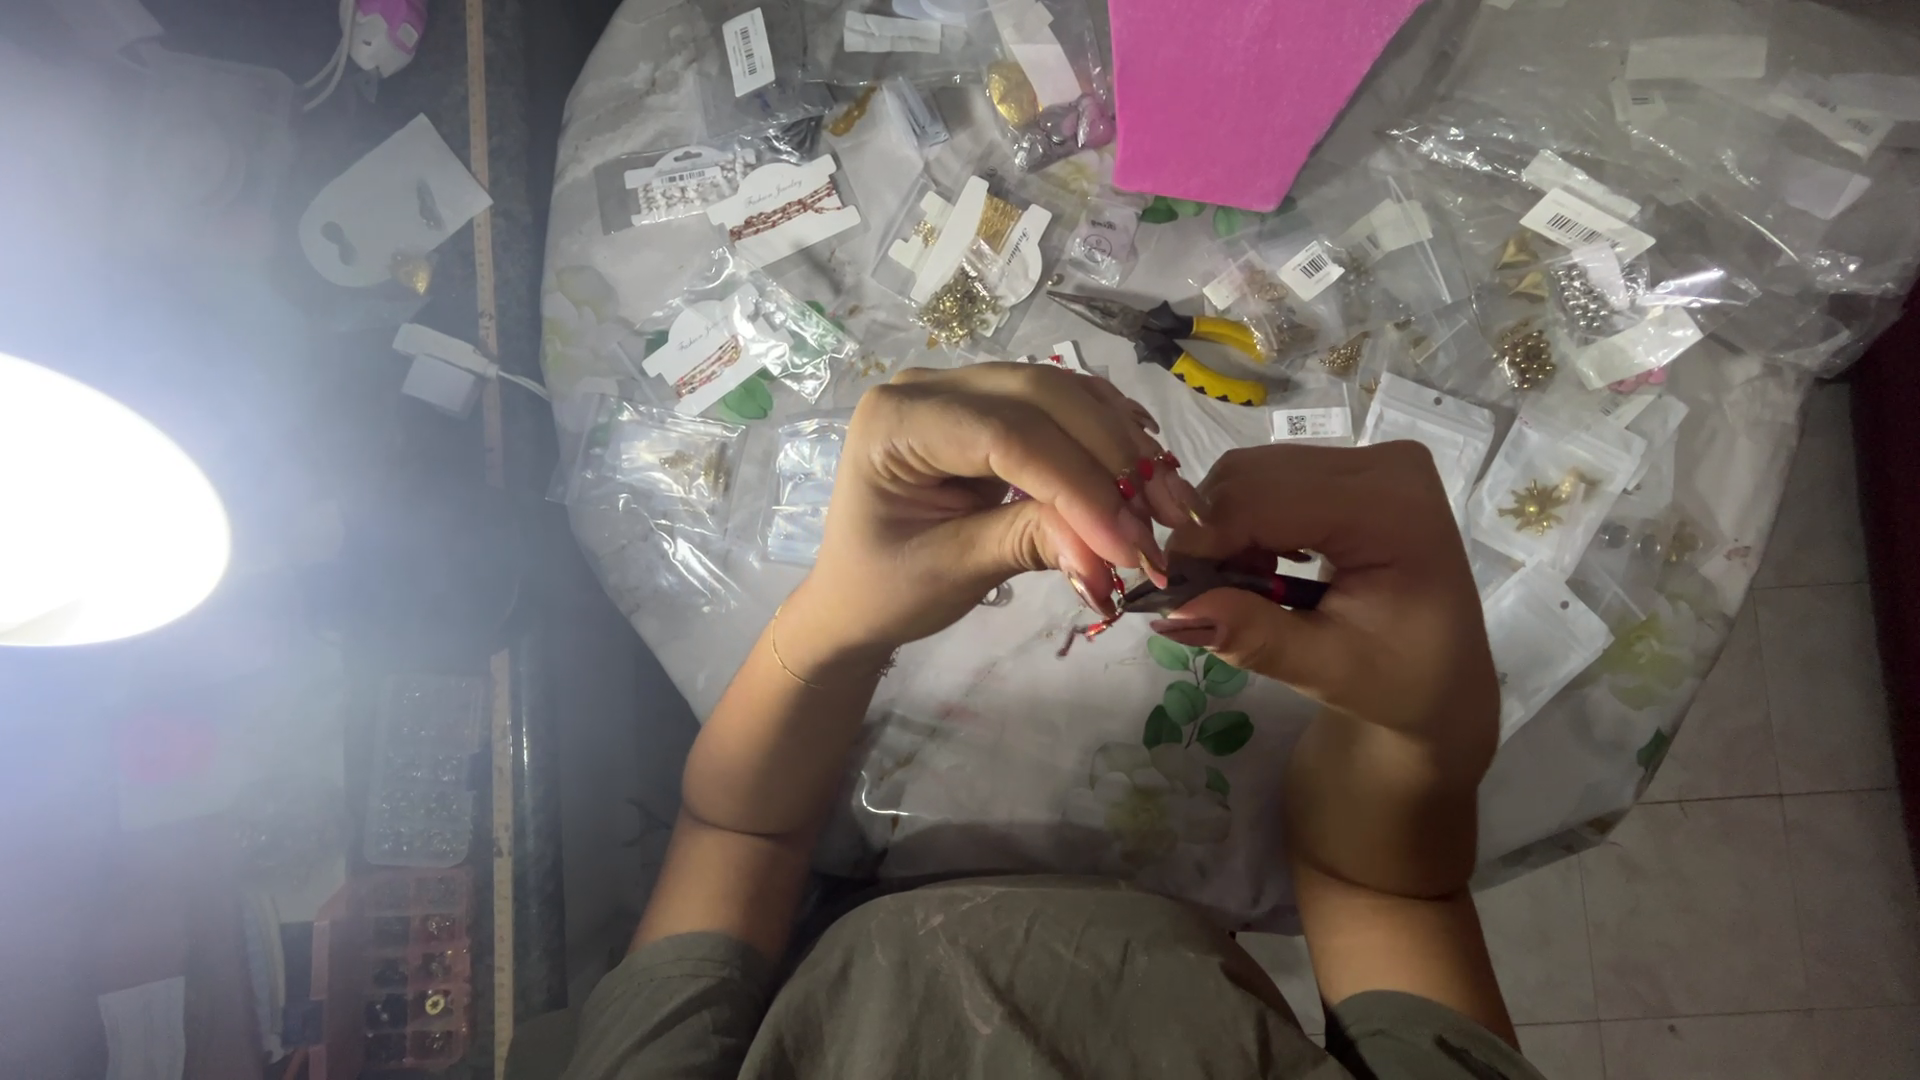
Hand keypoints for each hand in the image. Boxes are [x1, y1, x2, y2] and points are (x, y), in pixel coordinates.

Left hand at [779, 363, 1206, 671]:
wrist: (855, 594)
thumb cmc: (885, 589)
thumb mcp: (952, 571)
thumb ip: (1030, 543)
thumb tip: (1120, 548)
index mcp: (895, 422)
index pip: (1005, 435)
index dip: (1077, 485)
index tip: (1132, 543)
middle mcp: (927, 388)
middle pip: (1041, 398)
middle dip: (1112, 459)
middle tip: (1171, 518)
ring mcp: (959, 390)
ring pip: (1060, 394)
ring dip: (1120, 445)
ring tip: (1171, 499)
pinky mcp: (989, 408)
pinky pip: (1059, 406)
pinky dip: (1105, 433)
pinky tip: (1146, 460)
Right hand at [1155, 442, 1497, 748]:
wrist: (1440, 672)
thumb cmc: (1396, 678)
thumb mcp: (1326, 670)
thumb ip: (1255, 637)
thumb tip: (1175, 611)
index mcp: (1392, 509)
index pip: (1265, 501)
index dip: (1205, 540)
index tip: (1168, 590)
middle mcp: (1382, 465)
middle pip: (1250, 477)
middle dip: (1209, 535)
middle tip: (1200, 594)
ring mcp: (1366, 460)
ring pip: (1247, 473)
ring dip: (1219, 528)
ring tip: (1235, 584)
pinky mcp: (1347, 469)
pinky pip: (1263, 478)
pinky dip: (1238, 520)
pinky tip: (1257, 564)